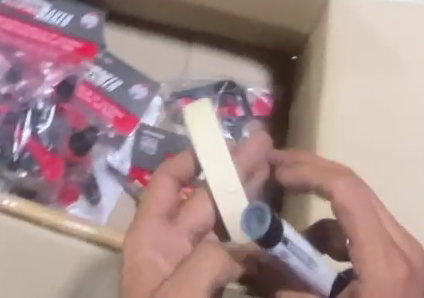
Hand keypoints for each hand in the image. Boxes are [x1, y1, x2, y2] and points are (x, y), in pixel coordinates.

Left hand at [119, 129, 272, 297]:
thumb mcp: (174, 297)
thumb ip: (207, 261)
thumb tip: (248, 242)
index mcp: (150, 237)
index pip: (167, 181)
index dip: (192, 157)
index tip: (222, 141)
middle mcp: (172, 246)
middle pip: (206, 199)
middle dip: (234, 170)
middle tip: (264, 143)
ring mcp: (193, 269)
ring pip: (225, 225)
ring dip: (248, 198)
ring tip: (271, 169)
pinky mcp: (214, 289)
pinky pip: (236, 256)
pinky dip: (255, 238)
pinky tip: (274, 227)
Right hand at [261, 150, 423, 297]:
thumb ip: (290, 289)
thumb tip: (254, 260)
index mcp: (386, 261)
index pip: (345, 189)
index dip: (305, 172)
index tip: (272, 172)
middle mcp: (404, 247)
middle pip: (353, 186)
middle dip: (309, 173)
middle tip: (271, 168)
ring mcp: (410, 257)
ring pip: (358, 210)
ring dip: (320, 213)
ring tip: (287, 240)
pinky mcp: (408, 270)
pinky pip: (367, 234)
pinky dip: (337, 237)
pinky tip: (318, 267)